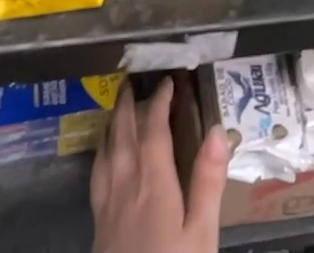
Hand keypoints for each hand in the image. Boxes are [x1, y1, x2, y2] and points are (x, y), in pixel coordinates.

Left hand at [91, 78, 229, 252]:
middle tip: (131, 81)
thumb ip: (208, 181)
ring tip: (117, 109)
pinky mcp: (97, 222)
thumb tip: (216, 130)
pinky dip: (101, 152)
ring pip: (105, 151)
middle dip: (128, 105)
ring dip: (112, 124)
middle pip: (123, 134)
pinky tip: (104, 157)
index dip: (160, 101)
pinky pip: (96, 174)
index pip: (154, 130)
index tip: (168, 81)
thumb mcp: (202, 232)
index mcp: (154, 182)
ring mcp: (107, 204)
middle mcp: (125, 184)